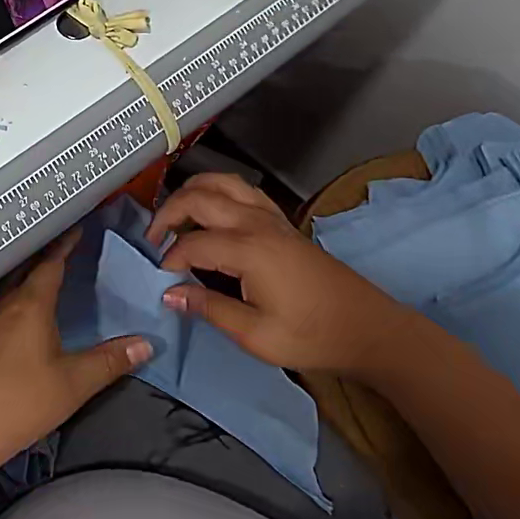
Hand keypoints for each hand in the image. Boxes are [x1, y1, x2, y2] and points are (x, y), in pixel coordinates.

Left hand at [0, 229, 152, 473]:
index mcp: (31, 304)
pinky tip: (29, 314)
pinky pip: (7, 303)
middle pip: (29, 269)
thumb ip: (110, 361)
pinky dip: (23, 295)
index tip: (78, 228)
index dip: (66, 244)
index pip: (50, 263)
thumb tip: (145, 344)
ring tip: (53, 274)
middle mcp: (8, 305)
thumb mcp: (73, 383)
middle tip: (70, 246)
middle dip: (50, 255)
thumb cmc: (19, 400)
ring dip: (34, 275)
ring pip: (16, 286)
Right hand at [147, 173, 420, 376]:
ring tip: (174, 214)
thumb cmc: (311, 336)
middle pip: (198, 198)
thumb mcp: (256, 335)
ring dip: (190, 192)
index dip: (169, 259)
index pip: (192, 243)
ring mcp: (270, 217)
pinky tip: (211, 208)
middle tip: (152, 239)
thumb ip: (210, 309)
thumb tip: (169, 294)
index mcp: (248, 250)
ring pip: (220, 182)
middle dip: (167, 214)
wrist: (366, 328)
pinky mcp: (280, 220)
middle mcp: (255, 223)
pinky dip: (217, 190)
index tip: (159, 278)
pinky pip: (241, 188)